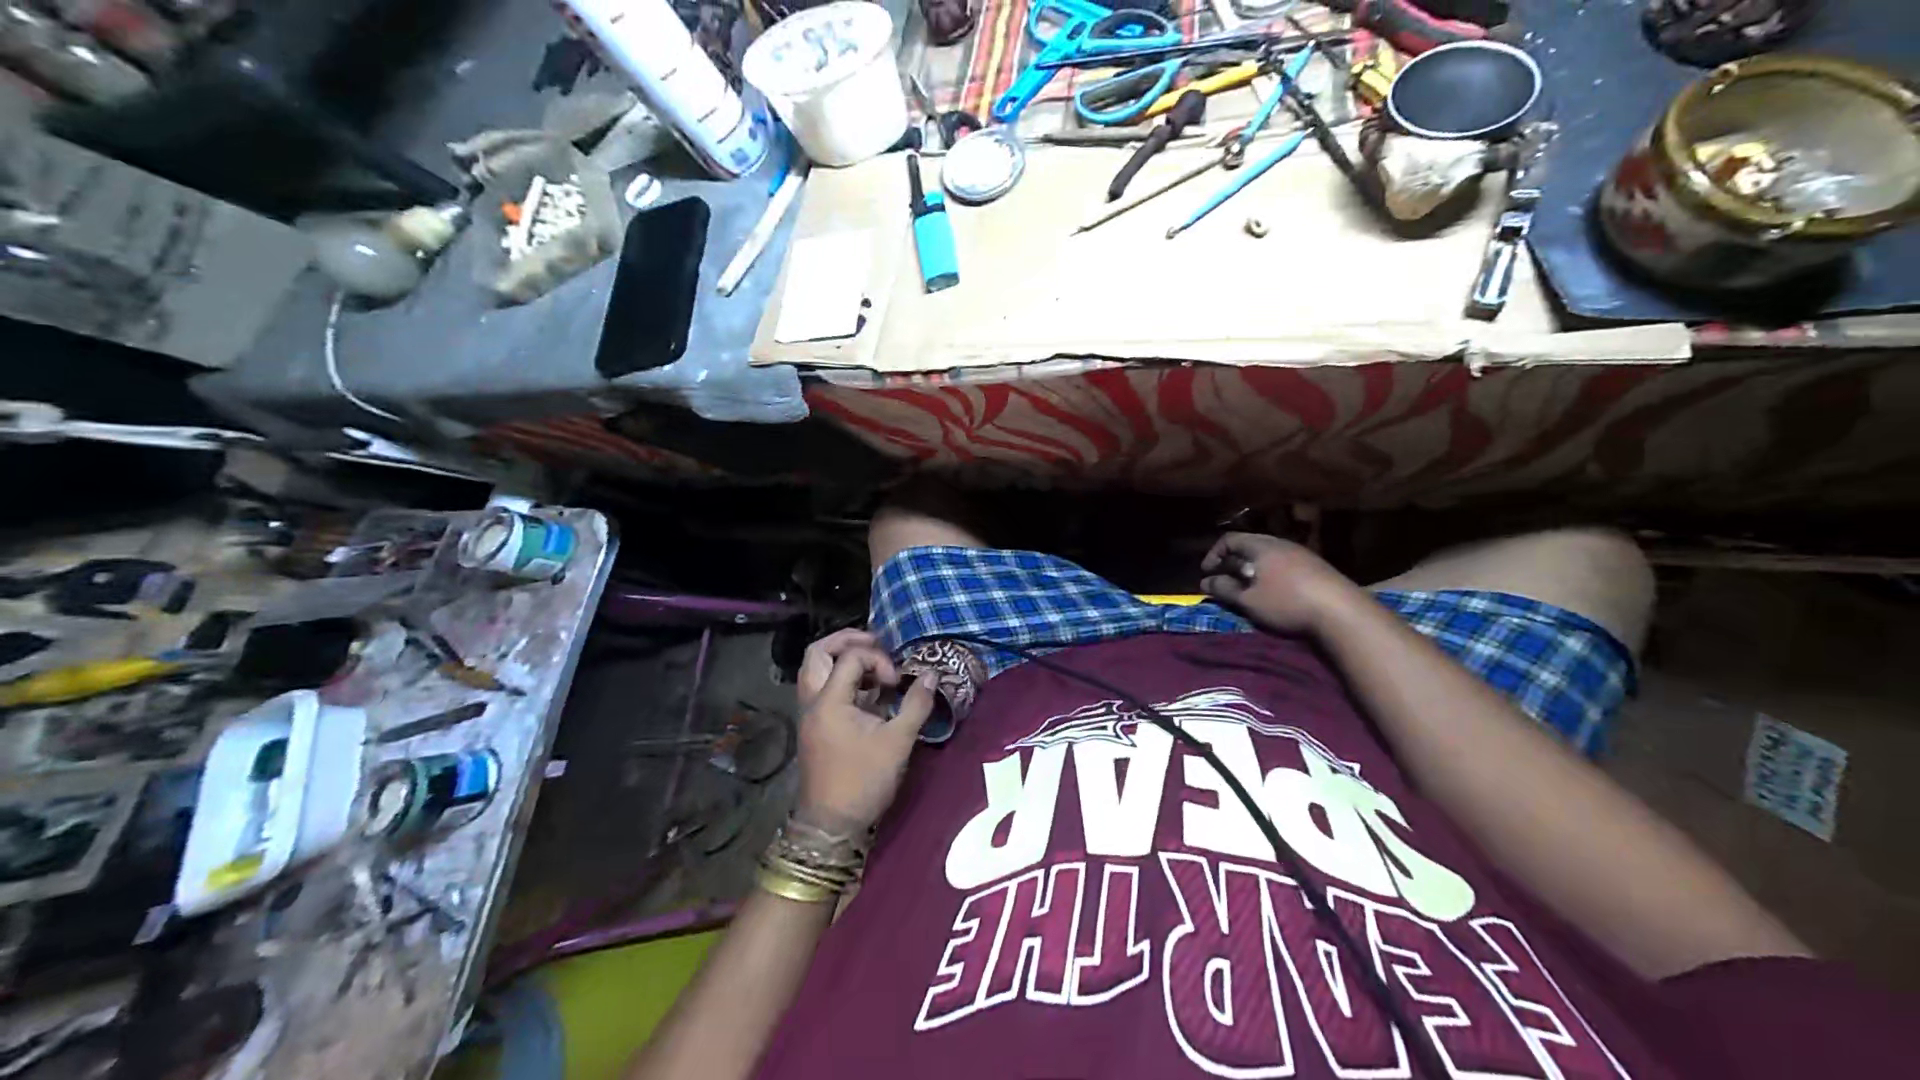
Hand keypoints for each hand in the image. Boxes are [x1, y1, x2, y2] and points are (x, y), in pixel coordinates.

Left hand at [792, 629, 934, 833]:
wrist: (830, 823)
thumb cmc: (863, 781)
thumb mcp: (898, 742)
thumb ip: (915, 704)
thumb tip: (931, 675)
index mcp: (828, 700)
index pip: (849, 657)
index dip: (877, 660)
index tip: (896, 683)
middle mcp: (812, 700)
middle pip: (818, 652)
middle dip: (847, 641)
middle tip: (876, 644)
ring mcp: (808, 713)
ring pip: (815, 669)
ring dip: (841, 660)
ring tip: (872, 668)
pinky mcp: (813, 724)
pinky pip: (820, 687)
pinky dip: (839, 678)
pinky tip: (865, 692)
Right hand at [1200, 533, 1362, 634]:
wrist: (1342, 612)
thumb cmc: (1286, 602)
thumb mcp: (1248, 600)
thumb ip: (1224, 589)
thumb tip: (1205, 582)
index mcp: (1261, 546)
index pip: (1229, 539)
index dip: (1214, 555)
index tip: (1207, 573)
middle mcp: (1281, 544)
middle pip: (1249, 545)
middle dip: (1233, 562)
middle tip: (1225, 580)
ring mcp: (1301, 554)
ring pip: (1268, 555)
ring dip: (1253, 569)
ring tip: (1248, 588)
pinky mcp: (1316, 567)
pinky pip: (1284, 564)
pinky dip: (1271, 573)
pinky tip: (1275, 591)